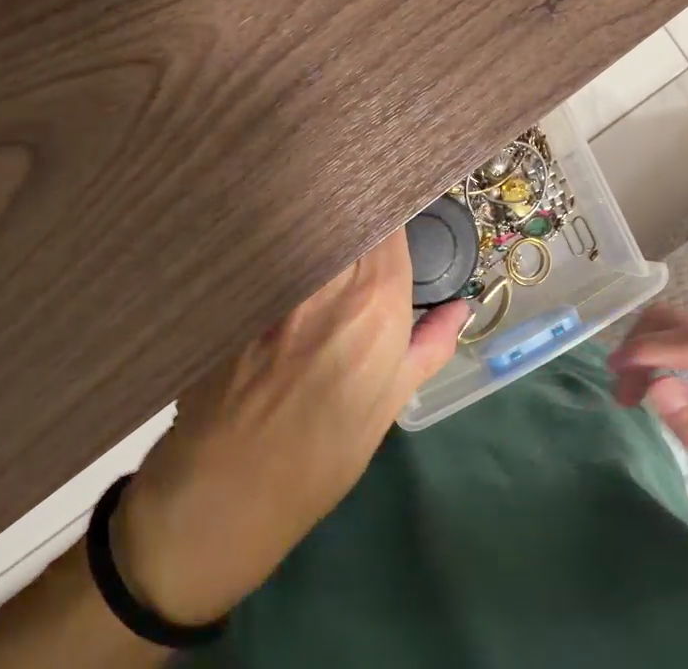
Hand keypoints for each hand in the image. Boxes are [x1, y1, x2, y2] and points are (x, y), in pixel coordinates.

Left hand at [114, 230, 469, 625]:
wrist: (229, 490)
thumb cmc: (323, 455)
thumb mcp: (389, 405)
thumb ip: (427, 346)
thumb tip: (459, 311)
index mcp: (375, 302)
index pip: (388, 219)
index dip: (392, 201)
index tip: (395, 198)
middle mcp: (324, 277)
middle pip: (343, 206)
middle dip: (355, 197)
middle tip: (359, 196)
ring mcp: (271, 279)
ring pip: (301, 219)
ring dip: (316, 209)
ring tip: (322, 202)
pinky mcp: (231, 290)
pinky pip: (263, 243)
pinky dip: (277, 234)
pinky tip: (277, 239)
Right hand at [608, 304, 687, 538]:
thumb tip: (661, 385)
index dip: (656, 348)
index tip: (616, 367)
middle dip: (646, 348)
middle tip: (623, 393)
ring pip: (683, 319)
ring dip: (648, 347)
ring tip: (633, 391)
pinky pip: (687, 328)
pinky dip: (659, 347)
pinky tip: (652, 380)